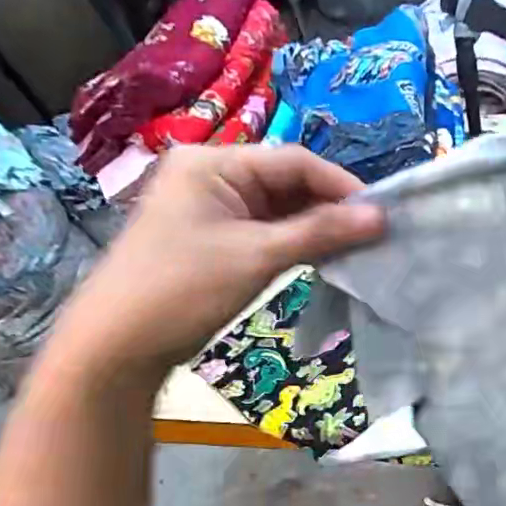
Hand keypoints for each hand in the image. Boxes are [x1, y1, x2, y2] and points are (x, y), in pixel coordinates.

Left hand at [42, 145, 383, 385]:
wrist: (121, 343)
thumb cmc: (184, 289)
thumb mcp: (258, 256)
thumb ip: (320, 233)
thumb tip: (380, 218)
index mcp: (214, 162)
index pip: (295, 162)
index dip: (342, 186)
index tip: (384, 215)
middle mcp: (213, 175)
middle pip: (289, 183)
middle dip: (332, 208)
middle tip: (376, 236)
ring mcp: (213, 208)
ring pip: (281, 209)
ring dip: (318, 229)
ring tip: (359, 249)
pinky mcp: (216, 239)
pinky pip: (268, 231)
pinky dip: (298, 244)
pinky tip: (327, 259)